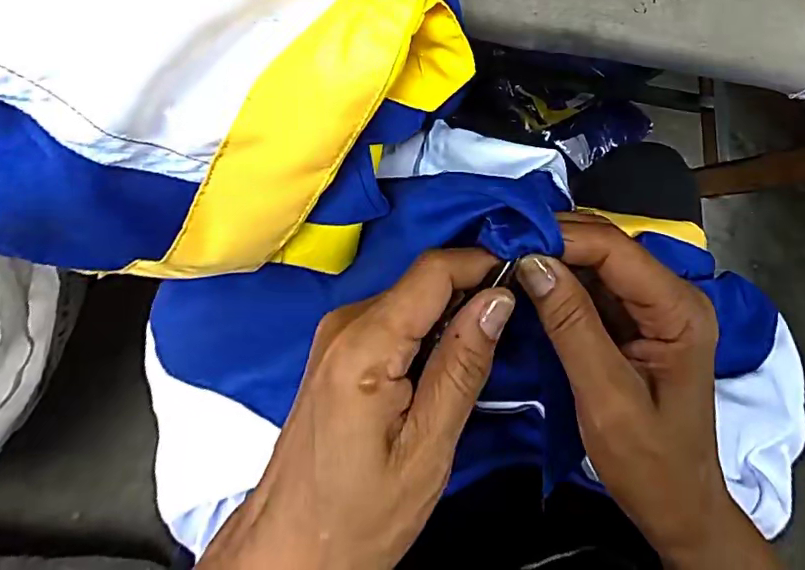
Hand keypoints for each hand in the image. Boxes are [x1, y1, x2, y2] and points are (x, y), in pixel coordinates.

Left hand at [199, 249, 515, 569]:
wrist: (282, 560)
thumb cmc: (353, 521)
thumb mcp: (427, 449)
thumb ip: (464, 365)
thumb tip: (500, 298)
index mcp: (365, 347)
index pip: (436, 268)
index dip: (485, 264)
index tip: (522, 282)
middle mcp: (345, 327)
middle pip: (426, 279)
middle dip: (474, 289)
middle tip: (510, 324)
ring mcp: (337, 336)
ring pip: (415, 295)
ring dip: (455, 310)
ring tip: (482, 348)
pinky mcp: (338, 350)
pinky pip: (398, 315)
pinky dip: (432, 326)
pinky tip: (447, 361)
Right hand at [517, 218, 775, 568]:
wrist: (681, 507)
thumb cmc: (651, 464)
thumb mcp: (607, 399)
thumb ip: (572, 325)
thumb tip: (533, 263)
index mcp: (679, 307)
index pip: (618, 249)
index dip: (565, 239)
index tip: (512, 242)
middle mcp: (675, 294)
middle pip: (613, 248)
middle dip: (559, 242)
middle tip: (503, 246)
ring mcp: (659, 306)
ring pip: (604, 263)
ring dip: (560, 259)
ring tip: (510, 257)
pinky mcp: (642, 321)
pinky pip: (602, 288)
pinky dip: (567, 282)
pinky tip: (535, 281)